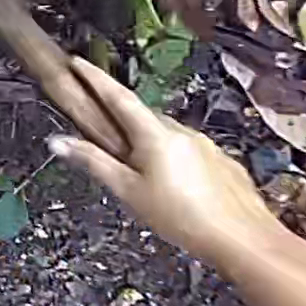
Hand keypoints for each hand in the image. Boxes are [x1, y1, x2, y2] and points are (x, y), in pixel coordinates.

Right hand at [47, 56, 285, 267]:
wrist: (247, 243)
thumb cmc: (182, 218)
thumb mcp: (128, 191)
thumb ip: (93, 162)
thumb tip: (58, 141)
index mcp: (155, 135)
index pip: (118, 97)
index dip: (95, 78)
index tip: (78, 62)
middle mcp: (182, 132)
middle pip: (142, 116)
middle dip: (121, 120)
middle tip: (104, 135)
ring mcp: (206, 146)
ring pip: (166, 134)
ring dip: (148, 142)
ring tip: (140, 171)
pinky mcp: (223, 162)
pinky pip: (188, 150)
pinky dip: (173, 158)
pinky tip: (174, 184)